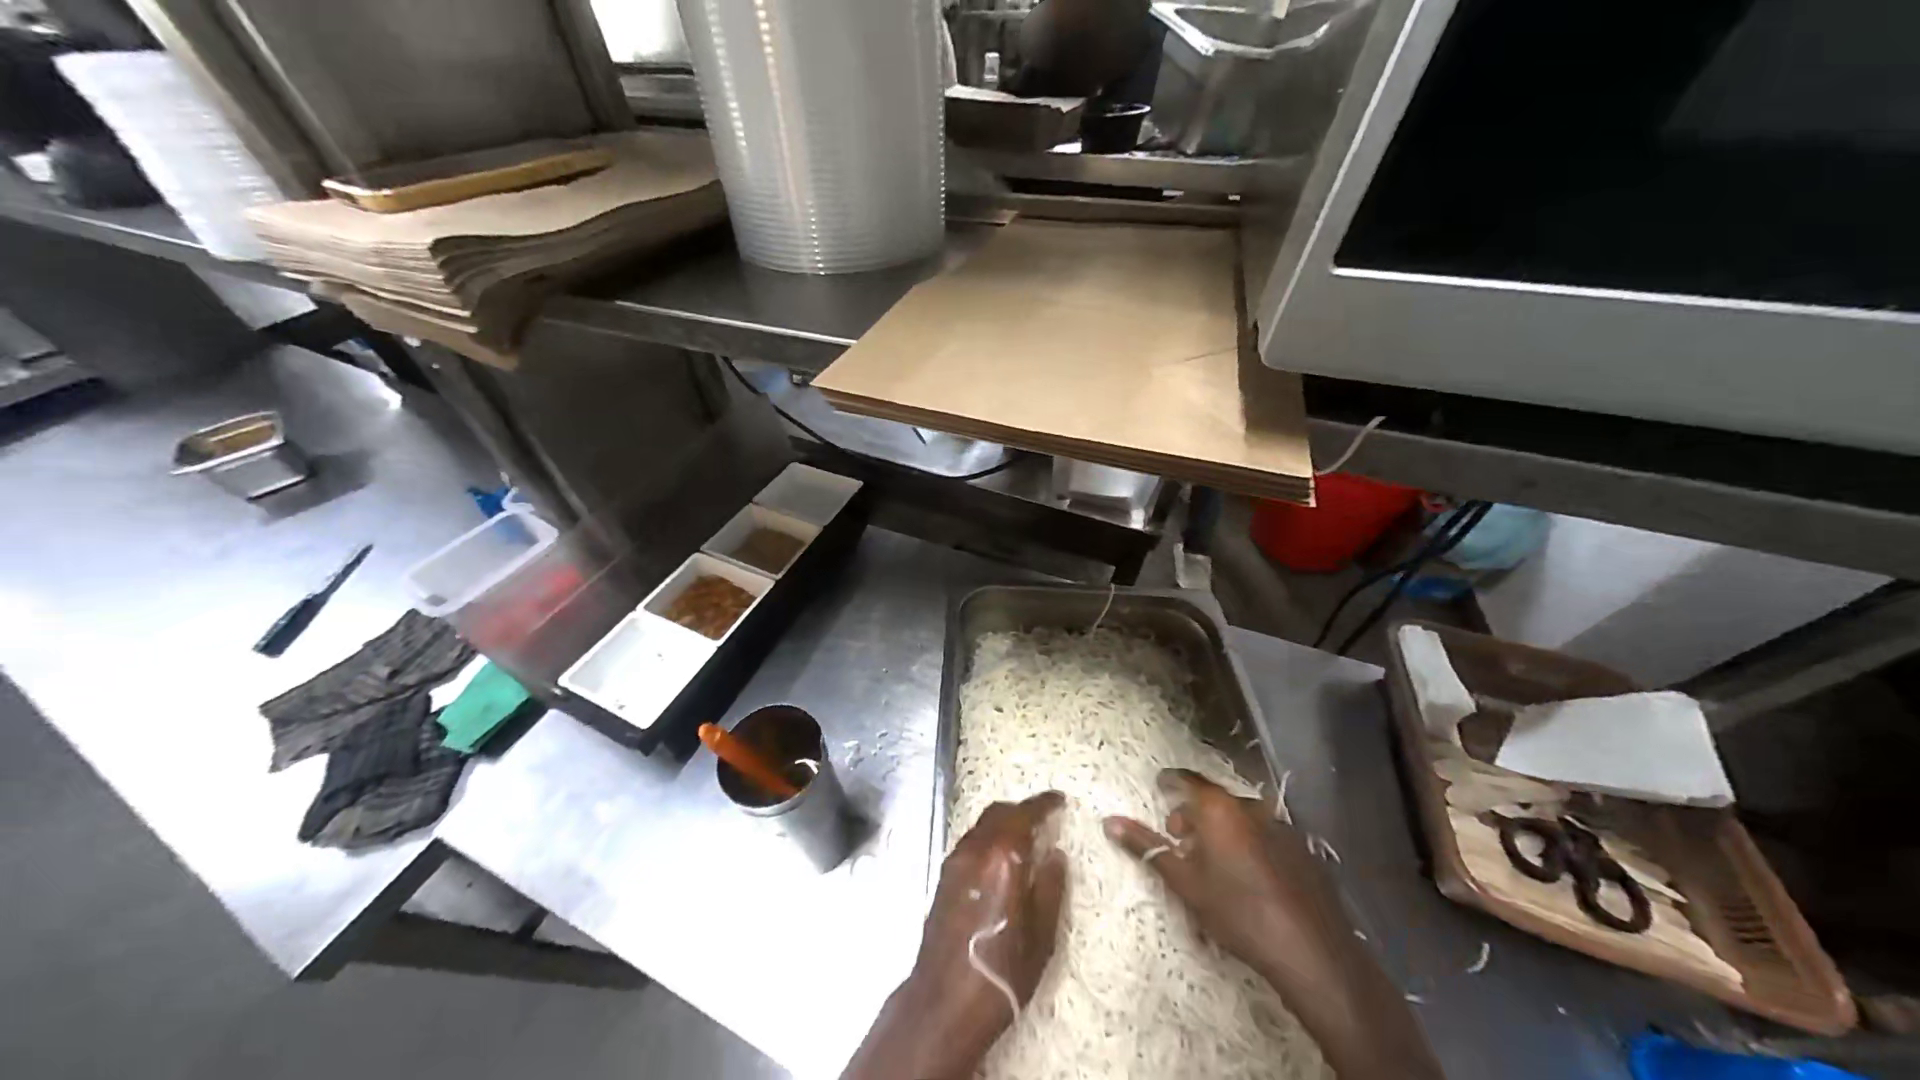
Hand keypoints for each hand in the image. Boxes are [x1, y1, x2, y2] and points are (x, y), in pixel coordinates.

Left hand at [843, 791, 1066, 1079]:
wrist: (945, 1001)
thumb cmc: (1002, 972)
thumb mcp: (1042, 935)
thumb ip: (1050, 887)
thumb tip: (1055, 853)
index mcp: (1003, 859)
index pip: (1025, 814)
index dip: (1044, 804)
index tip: (1060, 800)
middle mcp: (976, 850)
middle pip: (999, 812)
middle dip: (1023, 810)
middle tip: (1045, 818)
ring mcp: (955, 861)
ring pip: (982, 825)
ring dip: (1005, 822)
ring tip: (1026, 837)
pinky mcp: (944, 876)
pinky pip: (971, 842)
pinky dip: (989, 838)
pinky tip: (1002, 858)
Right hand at [1106, 769, 1442, 1079]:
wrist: (1310, 951)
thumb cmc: (1236, 911)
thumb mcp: (1183, 881)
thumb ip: (1146, 846)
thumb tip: (1109, 821)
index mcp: (1218, 807)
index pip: (1186, 778)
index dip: (1169, 782)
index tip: (1159, 789)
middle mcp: (1250, 806)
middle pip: (1213, 799)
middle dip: (1194, 815)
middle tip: (1181, 843)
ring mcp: (1281, 826)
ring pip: (1239, 817)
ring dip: (1222, 830)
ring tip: (1213, 865)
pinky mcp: (1303, 849)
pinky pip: (1264, 834)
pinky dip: (1248, 844)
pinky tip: (1248, 879)